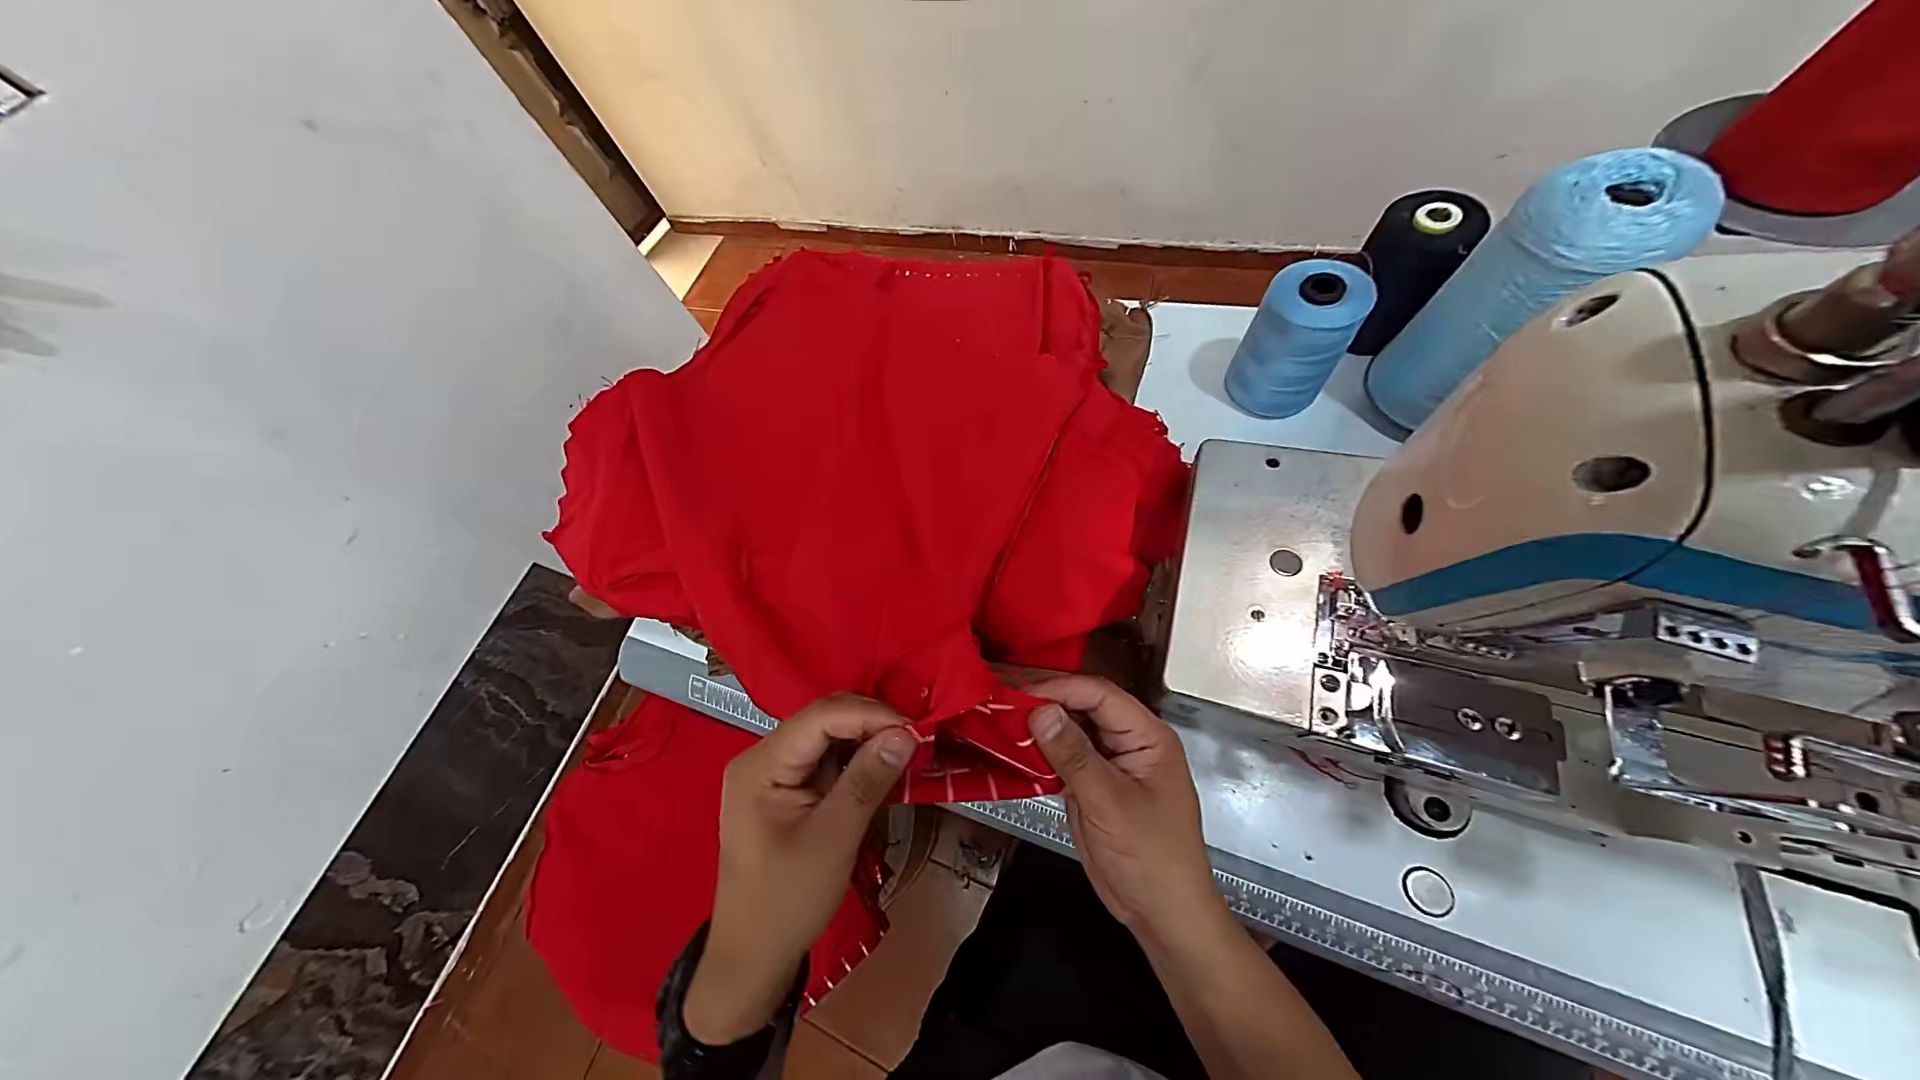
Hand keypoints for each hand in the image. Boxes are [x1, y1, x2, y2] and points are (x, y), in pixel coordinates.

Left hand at [682, 694, 915, 1042]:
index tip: (913, 728)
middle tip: (914, 739)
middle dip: (870, 724)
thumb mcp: (834, 838)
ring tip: (904, 751)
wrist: (752, 958)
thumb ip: (868, 780)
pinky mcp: (784, 790)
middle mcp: (761, 757)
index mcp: (761, 764)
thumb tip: (905, 734)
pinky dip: (855, 762)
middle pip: (823, 720)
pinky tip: (881, 769)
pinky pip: (824, 761)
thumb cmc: (786, 901)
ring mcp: (771, 773)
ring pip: (827, 737)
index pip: (821, 716)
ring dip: (866, 741)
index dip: (870, 714)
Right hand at [1026, 676, 1223, 935]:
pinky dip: (1040, 752)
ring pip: (1070, 730)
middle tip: (1004, 698)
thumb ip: (1074, 756)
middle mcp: (1128, 742)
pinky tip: (1014, 748)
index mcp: (1148, 736)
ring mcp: (1109, 763)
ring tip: (1001, 717)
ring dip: (1039, 726)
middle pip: (1083, 707)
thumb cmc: (1152, 859)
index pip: (1100, 695)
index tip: (1022, 692)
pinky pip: (1063, 756)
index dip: (1060, 688)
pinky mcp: (1091, 784)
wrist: (1161, 913)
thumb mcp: (1110, 803)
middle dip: (1046, 701)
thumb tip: (1041, 712)